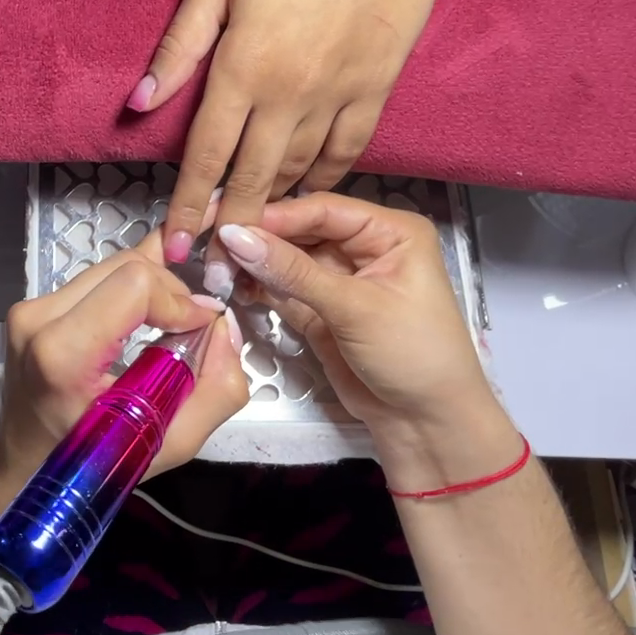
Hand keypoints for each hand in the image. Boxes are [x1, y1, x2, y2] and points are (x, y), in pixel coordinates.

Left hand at [0, 234, 248, 488]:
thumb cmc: (91, 468)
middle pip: (125, 267)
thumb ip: (215, 390)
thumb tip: (227, 328)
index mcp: (61, 353)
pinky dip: (128, 293)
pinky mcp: (30, 306)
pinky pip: (94, 279)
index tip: (202, 330)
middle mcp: (37, 319)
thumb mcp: (169, 444)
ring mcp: (29, 308)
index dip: (180, 301)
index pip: (135, 285)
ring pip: (111, 266)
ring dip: (152, 290)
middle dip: (172, 292)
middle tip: (193, 329)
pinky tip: (144, 319)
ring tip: (171, 327)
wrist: (23, 469)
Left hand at [134, 0, 467, 300]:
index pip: (206, 156)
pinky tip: (305, 199)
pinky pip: (346, 152)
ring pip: (297, 172)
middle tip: (215, 272)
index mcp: (243, 68)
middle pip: (251, 179)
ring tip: (254, 245)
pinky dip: (322, 181)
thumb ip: (180, 46)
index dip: (187, 206)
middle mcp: (288, 95)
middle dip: (229, 231)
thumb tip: (141, 102)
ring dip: (271, 210)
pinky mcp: (376, 90)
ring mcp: (337, 96)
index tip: (175, 246)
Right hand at [215, 194, 515, 490]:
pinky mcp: (316, 306)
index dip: (274, 215)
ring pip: (284, 257)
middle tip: (211, 243)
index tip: (227, 221)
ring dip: (252, 262)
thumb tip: (236, 236)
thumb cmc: (412, 355)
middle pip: (298, 229)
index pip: (321, 210)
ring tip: (214, 265)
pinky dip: (256, 285)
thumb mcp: (355, 308)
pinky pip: (280, 286)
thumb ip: (293, 271)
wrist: (425, 424)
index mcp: (388, 231)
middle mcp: (362, 245)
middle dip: (257, 238)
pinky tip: (230, 285)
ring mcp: (336, 276)